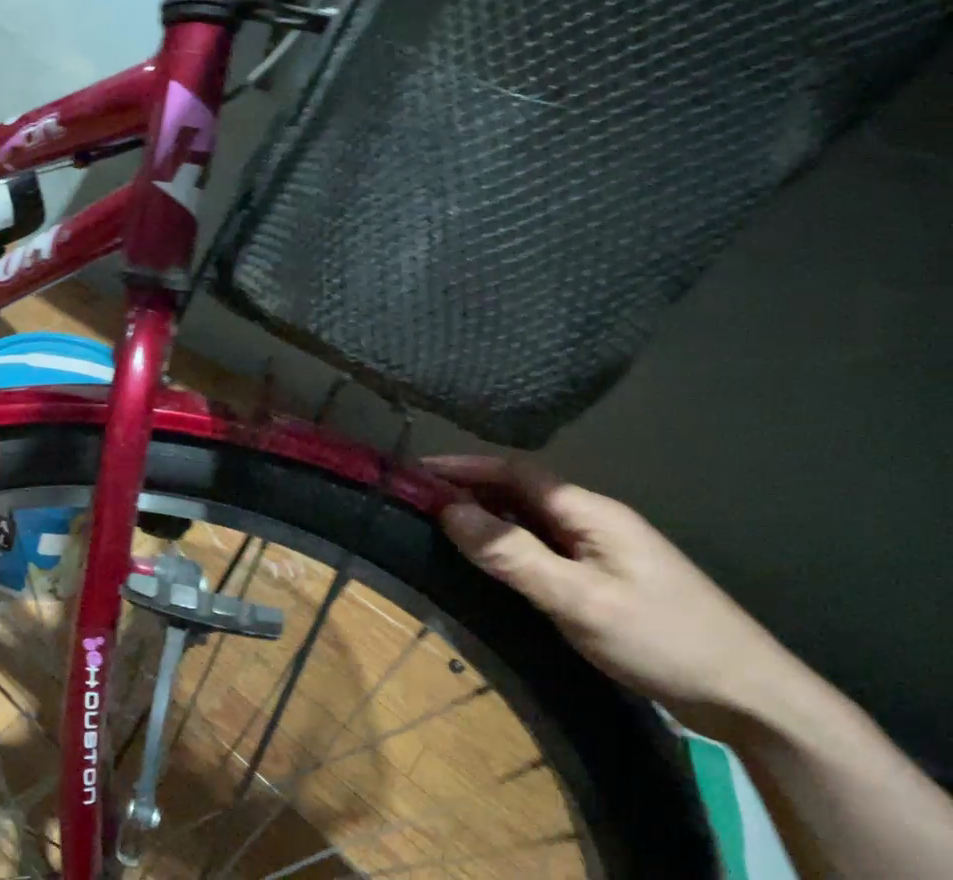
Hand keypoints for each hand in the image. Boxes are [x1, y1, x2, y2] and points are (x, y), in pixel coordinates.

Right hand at [423, 455, 798, 733]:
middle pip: (521, 492)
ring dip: (487, 518)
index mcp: (592, 513)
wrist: (752, 697)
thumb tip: (449, 511)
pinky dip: (509, 546)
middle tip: (415, 502)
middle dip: (469, 491)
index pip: (516, 472)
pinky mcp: (606, 580)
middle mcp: (595, 521)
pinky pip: (545, 548)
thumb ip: (512, 554)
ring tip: (437, 527)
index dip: (464, 467)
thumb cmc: (663, 639)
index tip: (414, 474)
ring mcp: (604, 551)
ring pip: (532, 521)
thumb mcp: (578, 599)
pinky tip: (489, 562)